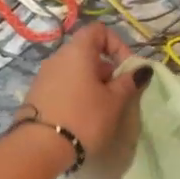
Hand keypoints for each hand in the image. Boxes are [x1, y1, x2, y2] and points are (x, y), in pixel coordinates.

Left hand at [17, 24, 144, 158]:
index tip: (126, 70)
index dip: (117, 45)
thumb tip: (142, 69)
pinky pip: (63, 85)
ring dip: (93, 84)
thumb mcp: (114, 101)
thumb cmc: (84, 118)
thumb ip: (129, 82)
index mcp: (77, 51)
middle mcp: (58, 57)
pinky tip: (83, 117)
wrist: (39, 148)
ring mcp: (44, 76)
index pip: (99, 30)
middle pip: (88, 52)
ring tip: (102, 109)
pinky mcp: (37, 95)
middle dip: (107, 70)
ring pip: (75, 71)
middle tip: (118, 94)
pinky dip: (77, 94)